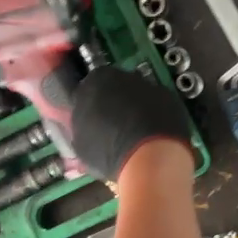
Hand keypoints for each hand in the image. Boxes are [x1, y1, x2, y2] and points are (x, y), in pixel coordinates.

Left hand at [67, 67, 192, 180]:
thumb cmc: (160, 122)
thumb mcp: (159, 95)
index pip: (107, 77)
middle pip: (92, 99)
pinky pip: (91, 147)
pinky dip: (101, 151)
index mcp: (102, 76)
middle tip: (125, 120)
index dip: (120, 89)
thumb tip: (140, 93)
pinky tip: (118, 158)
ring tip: (122, 143)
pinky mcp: (79, 152)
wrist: (151, 161)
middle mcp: (82, 96)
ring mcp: (77, 125)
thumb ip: (142, 90)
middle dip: (106, 108)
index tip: (132, 98)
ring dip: (101, 130)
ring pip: (89, 124)